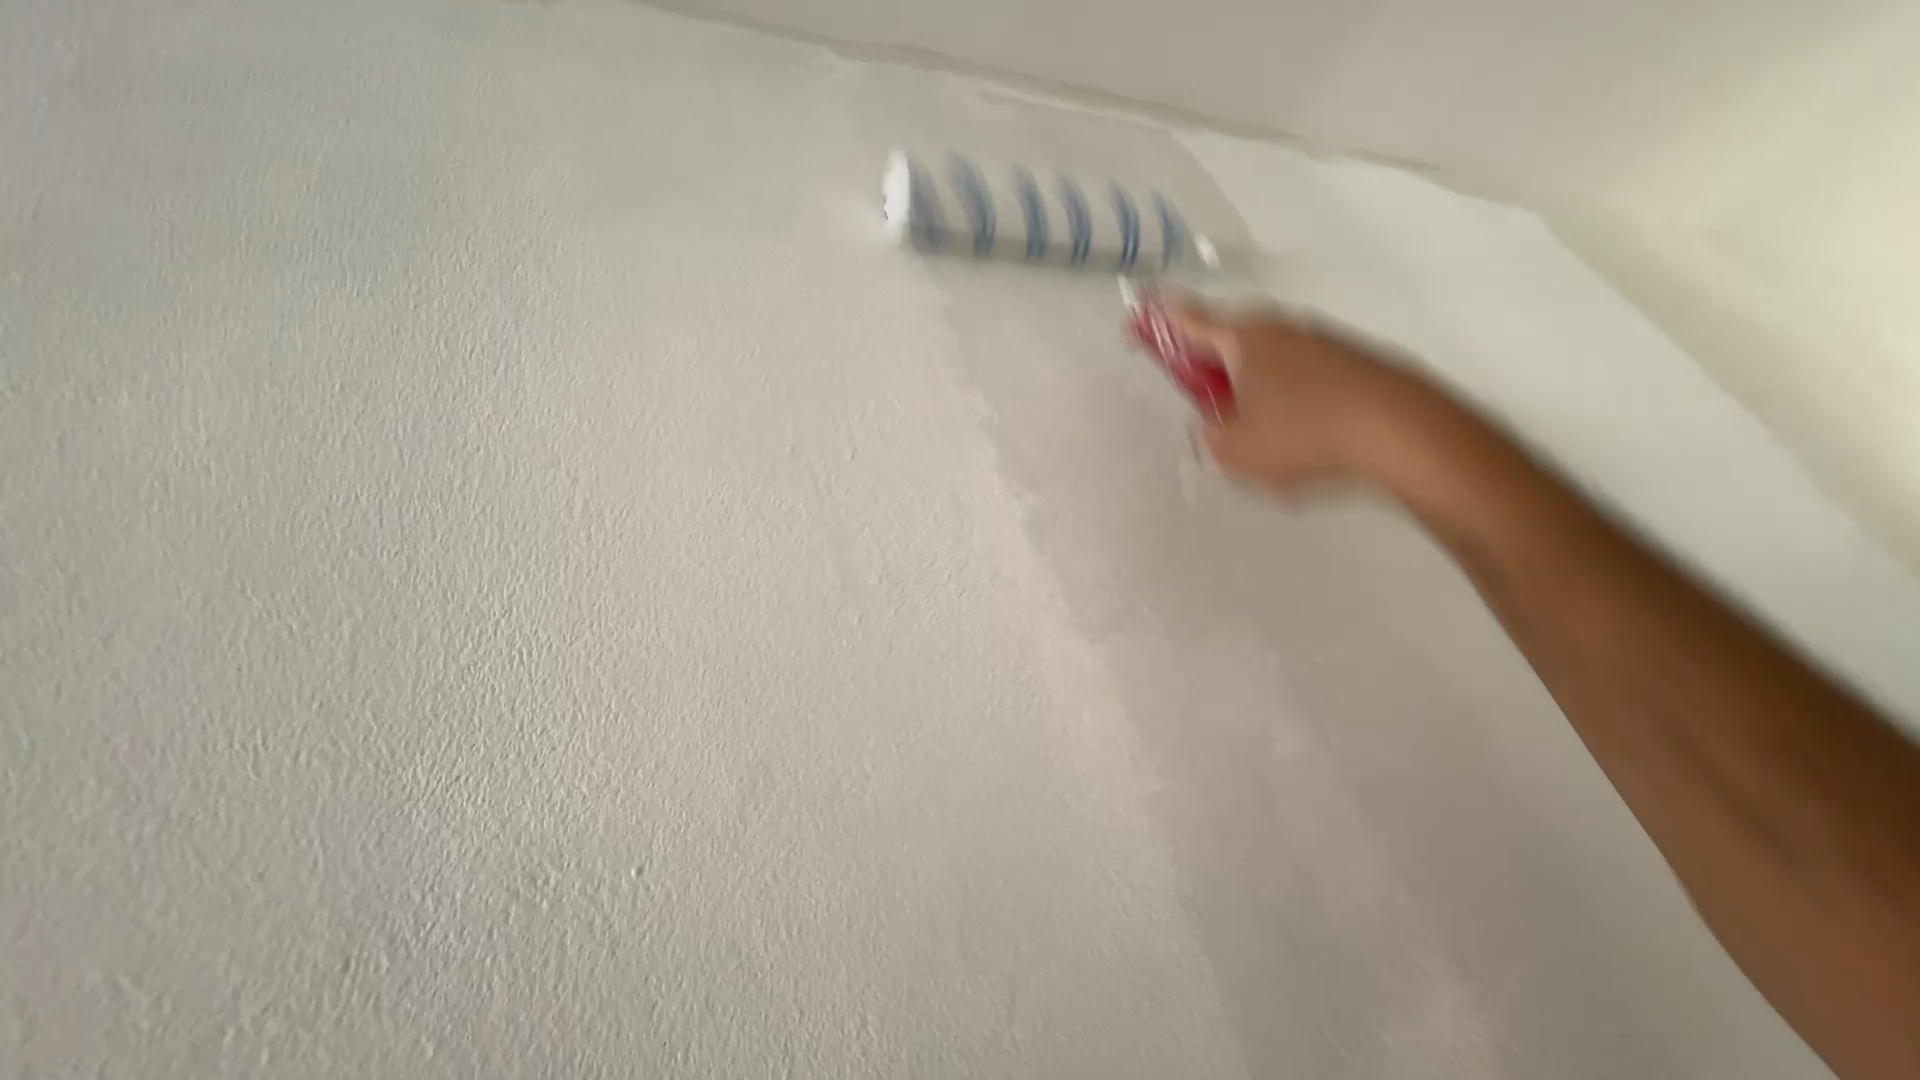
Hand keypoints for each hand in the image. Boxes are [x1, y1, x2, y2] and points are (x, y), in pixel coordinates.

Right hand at [1167, 295, 1436, 497]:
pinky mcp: (1357, 366)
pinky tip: (1308, 451)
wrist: (1403, 432)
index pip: (1190, 321)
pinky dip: (1298, 412)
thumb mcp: (1234, 451)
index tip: (1140, 312)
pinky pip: (1308, 387)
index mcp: (1243, 340)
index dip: (1160, 320)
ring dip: (1260, 401)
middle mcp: (1282, 330)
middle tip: (1213, 409)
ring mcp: (1324, 344)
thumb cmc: (1303, 435)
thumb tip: (1218, 424)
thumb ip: (1212, 436)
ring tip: (1270, 450)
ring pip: (1273, 371)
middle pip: (1233, 345)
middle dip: (1217, 374)